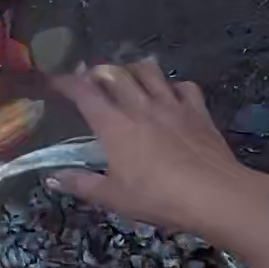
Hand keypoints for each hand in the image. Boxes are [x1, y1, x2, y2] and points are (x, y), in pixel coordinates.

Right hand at [48, 60, 268, 251]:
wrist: (216, 196)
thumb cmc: (159, 198)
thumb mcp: (113, 198)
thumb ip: (81, 185)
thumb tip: (52, 177)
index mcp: (114, 125)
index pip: (84, 92)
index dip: (66, 82)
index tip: (55, 81)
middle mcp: (140, 106)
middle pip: (115, 73)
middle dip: (98, 71)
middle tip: (91, 79)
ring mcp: (172, 105)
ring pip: (149, 71)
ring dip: (133, 69)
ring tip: (128, 78)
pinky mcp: (198, 111)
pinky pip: (184, 86)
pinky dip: (172, 86)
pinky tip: (170, 95)